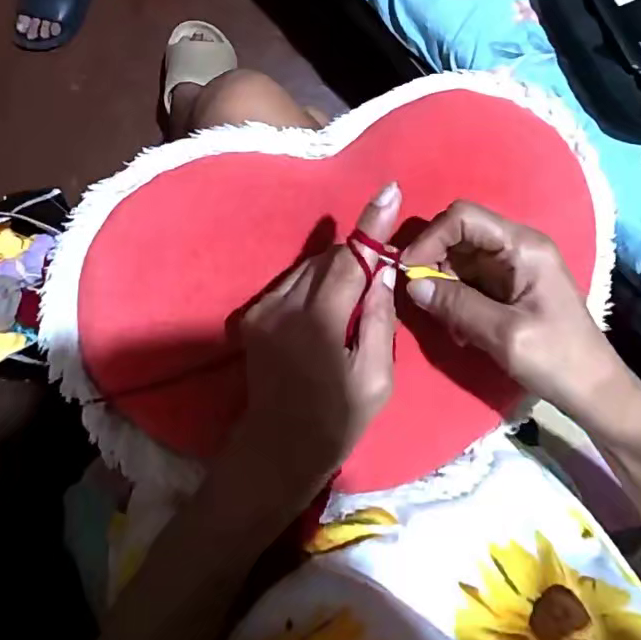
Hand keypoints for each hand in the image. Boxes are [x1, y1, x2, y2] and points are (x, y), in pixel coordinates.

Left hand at [220, 182, 403, 496]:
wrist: (277, 448)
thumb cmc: (338, 419)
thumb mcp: (376, 377)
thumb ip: (379, 318)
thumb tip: (382, 270)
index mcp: (320, 322)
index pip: (349, 259)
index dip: (371, 224)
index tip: (388, 191)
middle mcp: (286, 305)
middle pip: (328, 258)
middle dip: (356, 257)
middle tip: (378, 276)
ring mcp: (264, 309)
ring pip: (308, 267)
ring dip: (334, 271)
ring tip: (351, 301)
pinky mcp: (252, 315)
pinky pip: (292, 282)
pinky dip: (314, 284)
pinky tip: (325, 309)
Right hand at [401, 200, 640, 436]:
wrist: (594, 393)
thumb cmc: (558, 360)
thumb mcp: (504, 335)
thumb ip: (457, 305)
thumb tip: (411, 284)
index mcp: (523, 246)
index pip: (464, 217)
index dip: (431, 237)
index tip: (408, 270)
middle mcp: (516, 247)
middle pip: (459, 234)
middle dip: (433, 261)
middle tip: (419, 296)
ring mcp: (511, 267)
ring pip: (459, 258)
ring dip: (442, 284)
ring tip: (444, 321)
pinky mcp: (506, 288)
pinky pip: (467, 280)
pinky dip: (454, 299)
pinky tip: (457, 329)